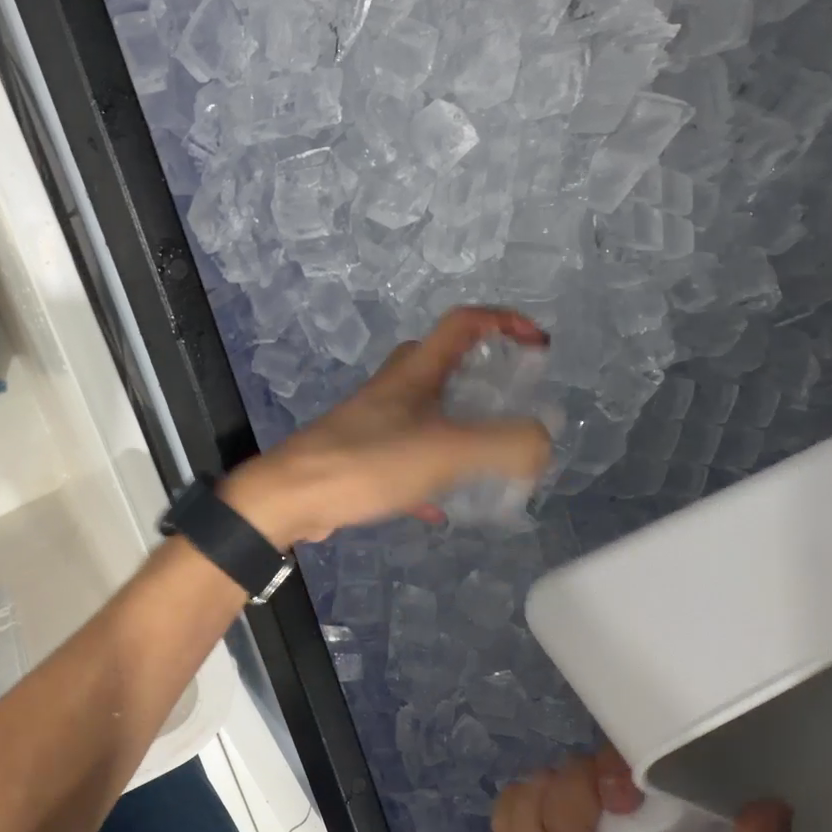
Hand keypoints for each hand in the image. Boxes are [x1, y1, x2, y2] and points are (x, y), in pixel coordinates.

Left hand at [221, 307, 552, 547]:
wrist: (290, 498)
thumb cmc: (367, 463)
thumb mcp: (448, 451)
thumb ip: (506, 444)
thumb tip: (541, 443)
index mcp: (413, 375)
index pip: (462, 324)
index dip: (504, 322)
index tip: (537, 344)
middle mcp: (390, 393)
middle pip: (439, 365)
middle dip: (479, 375)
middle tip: (508, 403)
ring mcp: (369, 427)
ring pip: (421, 416)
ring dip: (456, 429)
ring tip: (486, 459)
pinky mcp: (356, 462)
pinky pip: (403, 463)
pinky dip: (428, 479)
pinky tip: (440, 509)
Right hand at [497, 748, 795, 831]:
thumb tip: (773, 803)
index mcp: (670, 827)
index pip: (642, 761)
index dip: (623, 768)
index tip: (621, 801)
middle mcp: (619, 816)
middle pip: (580, 767)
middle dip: (571, 815)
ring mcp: (568, 822)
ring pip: (539, 782)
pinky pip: (507, 802)